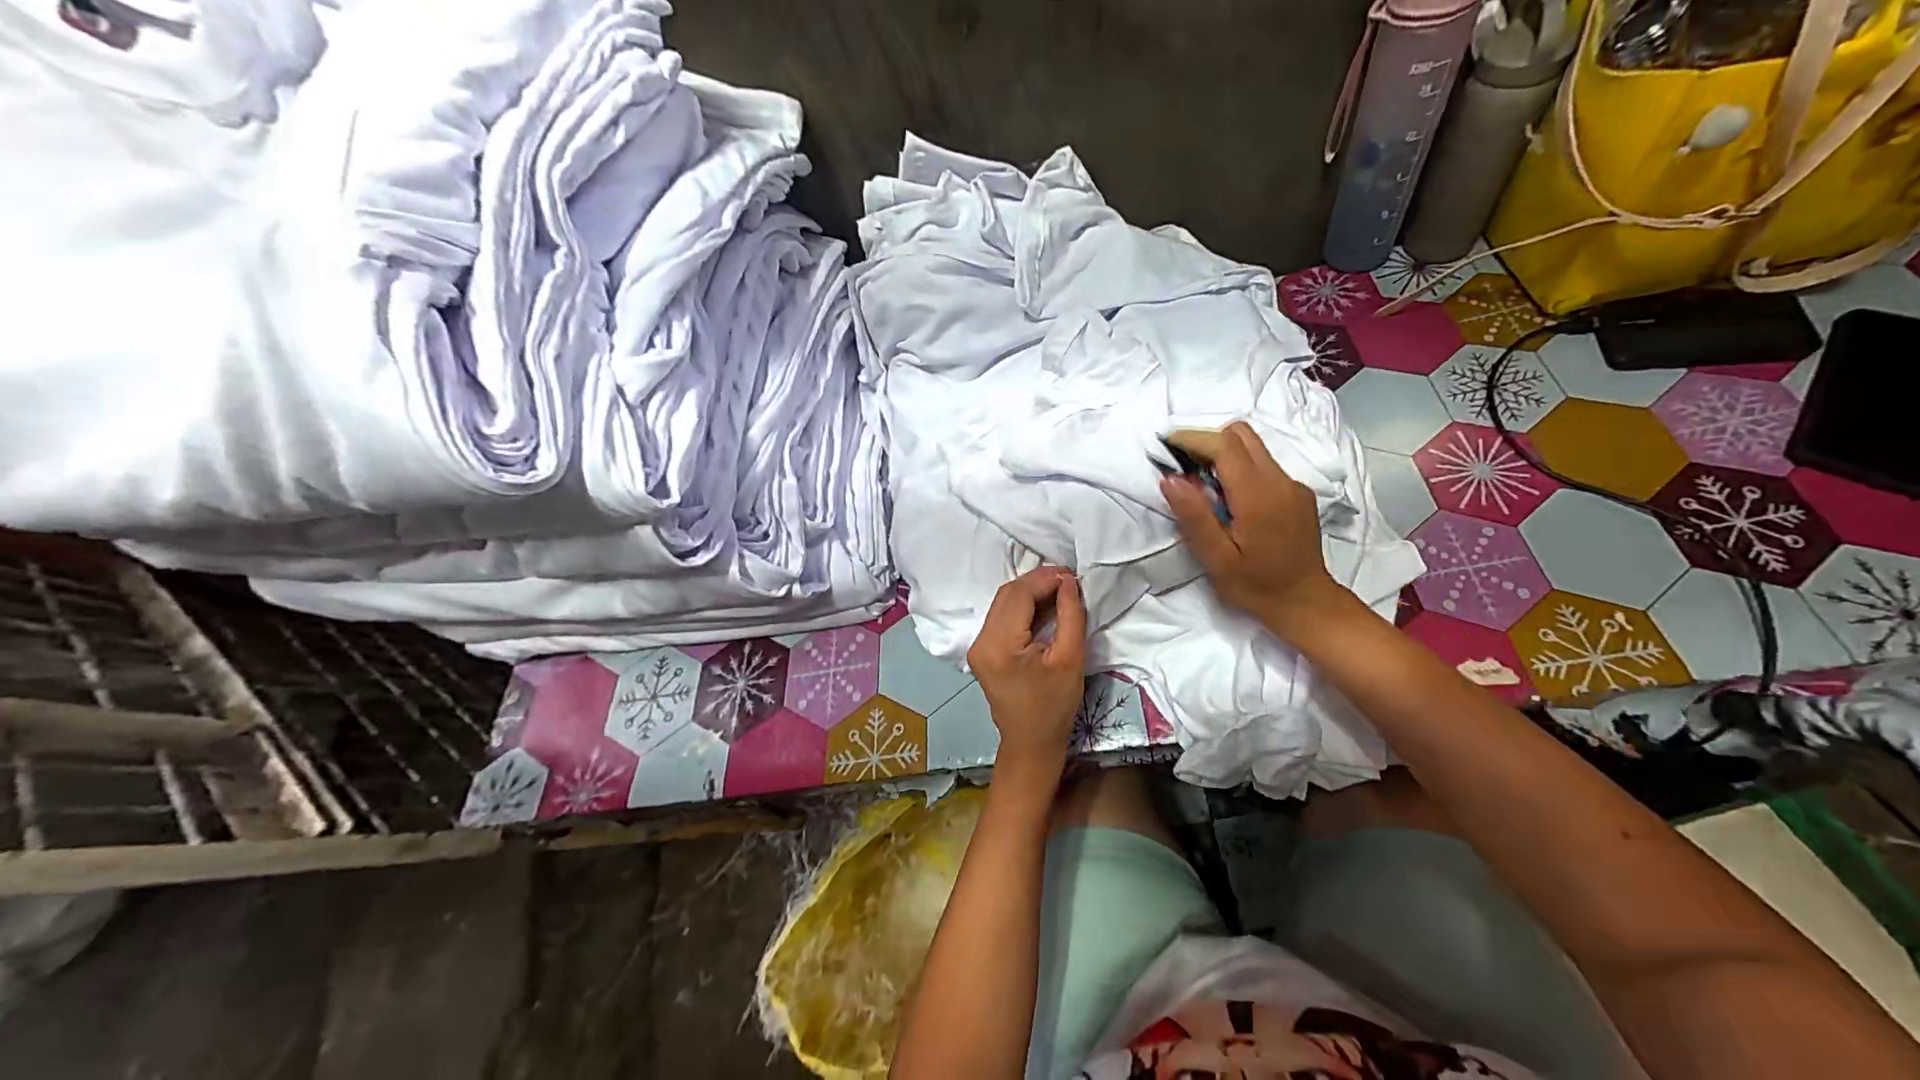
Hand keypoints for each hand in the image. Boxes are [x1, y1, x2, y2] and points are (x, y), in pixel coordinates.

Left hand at [967, 566, 1087, 776]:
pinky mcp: (982, 651)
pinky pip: (1002, 617)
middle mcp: (981, 641)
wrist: (1031, 742)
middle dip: (1038, 582)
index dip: (1045, 579)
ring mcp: (978, 646)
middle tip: (1069, 582)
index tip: (1073, 576)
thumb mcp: (1070, 659)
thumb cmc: (1054, 706)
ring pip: (1003, 603)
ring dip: (1030, 593)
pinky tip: (1045, 608)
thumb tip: (1068, 583)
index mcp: (998, 645)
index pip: (1019, 595)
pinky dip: (1023, 608)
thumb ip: (1070, 616)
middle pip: (1007, 595)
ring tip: (1061, 593)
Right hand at [1160, 421, 1345, 632]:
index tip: (1167, 446)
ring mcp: (1292, 485)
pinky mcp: (1297, 493)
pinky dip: (1240, 471)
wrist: (1305, 602)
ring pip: (1253, 447)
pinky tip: (1231, 503)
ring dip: (1223, 456)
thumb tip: (1170, 478)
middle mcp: (1280, 481)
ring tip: (1204, 489)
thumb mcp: (1216, 558)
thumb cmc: (1256, 585)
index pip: (1224, 444)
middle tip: (1184, 469)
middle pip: (1241, 435)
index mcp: (1258, 495)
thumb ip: (1194, 515)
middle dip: (1207, 442)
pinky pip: (1264, 466)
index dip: (1192, 439)